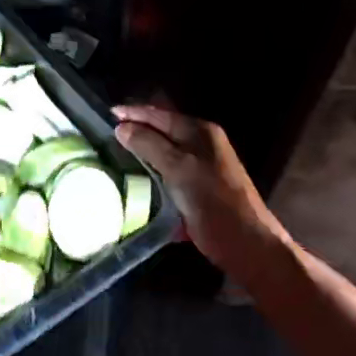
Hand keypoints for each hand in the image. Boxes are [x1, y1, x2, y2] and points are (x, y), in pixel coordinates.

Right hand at [113, 104, 290, 270]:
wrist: (246, 242)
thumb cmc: (213, 202)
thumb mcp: (178, 169)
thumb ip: (149, 145)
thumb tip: (122, 127)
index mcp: (200, 131)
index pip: (160, 115)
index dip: (134, 113)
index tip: (109, 113)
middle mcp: (204, 142)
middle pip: (165, 129)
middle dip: (139, 128)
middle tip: (110, 132)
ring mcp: (204, 165)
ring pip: (168, 150)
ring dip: (146, 149)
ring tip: (119, 152)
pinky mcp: (201, 187)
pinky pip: (172, 170)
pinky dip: (156, 168)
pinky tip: (140, 177)